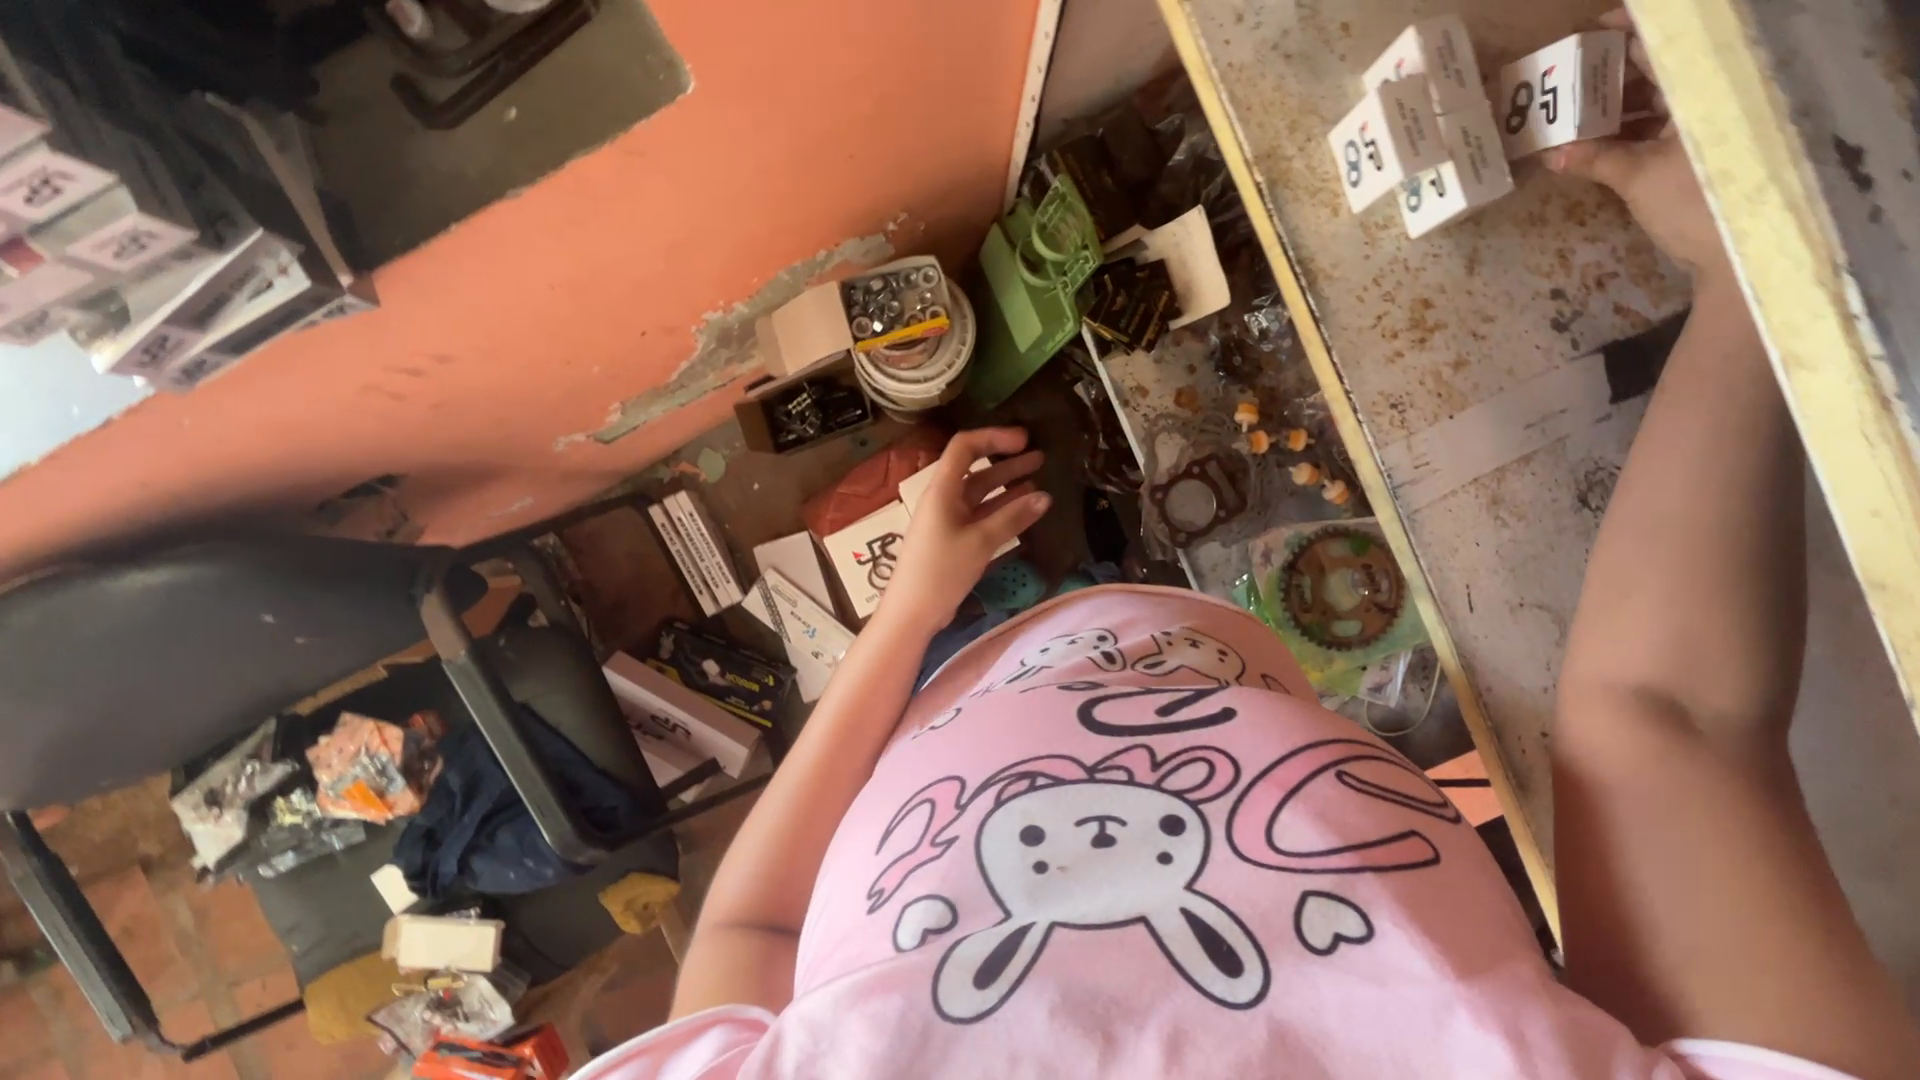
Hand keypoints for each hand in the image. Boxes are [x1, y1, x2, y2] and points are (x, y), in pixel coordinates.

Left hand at [876, 427, 1049, 637]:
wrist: (912, 612)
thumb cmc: (941, 571)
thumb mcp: (980, 542)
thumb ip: (1012, 517)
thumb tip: (1045, 497)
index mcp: (942, 490)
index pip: (964, 447)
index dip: (993, 437)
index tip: (1023, 440)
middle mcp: (944, 499)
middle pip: (976, 470)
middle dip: (1007, 461)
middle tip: (1040, 456)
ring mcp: (948, 520)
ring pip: (981, 495)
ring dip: (1008, 486)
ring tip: (1040, 479)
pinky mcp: (954, 540)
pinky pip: (981, 516)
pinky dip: (1002, 510)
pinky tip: (1025, 510)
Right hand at [1544, 9, 1734, 288]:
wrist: (1738, 252)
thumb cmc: (1694, 204)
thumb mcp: (1636, 178)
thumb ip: (1595, 158)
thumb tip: (1552, 153)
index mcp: (1702, 89)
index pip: (1662, 44)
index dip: (1624, 33)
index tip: (1586, 35)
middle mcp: (1709, 98)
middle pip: (1656, 70)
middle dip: (1608, 76)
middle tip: (1566, 83)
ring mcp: (1706, 125)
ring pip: (1654, 100)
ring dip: (1613, 108)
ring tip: (1570, 116)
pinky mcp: (1699, 151)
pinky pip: (1658, 127)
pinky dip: (1628, 131)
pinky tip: (1594, 142)